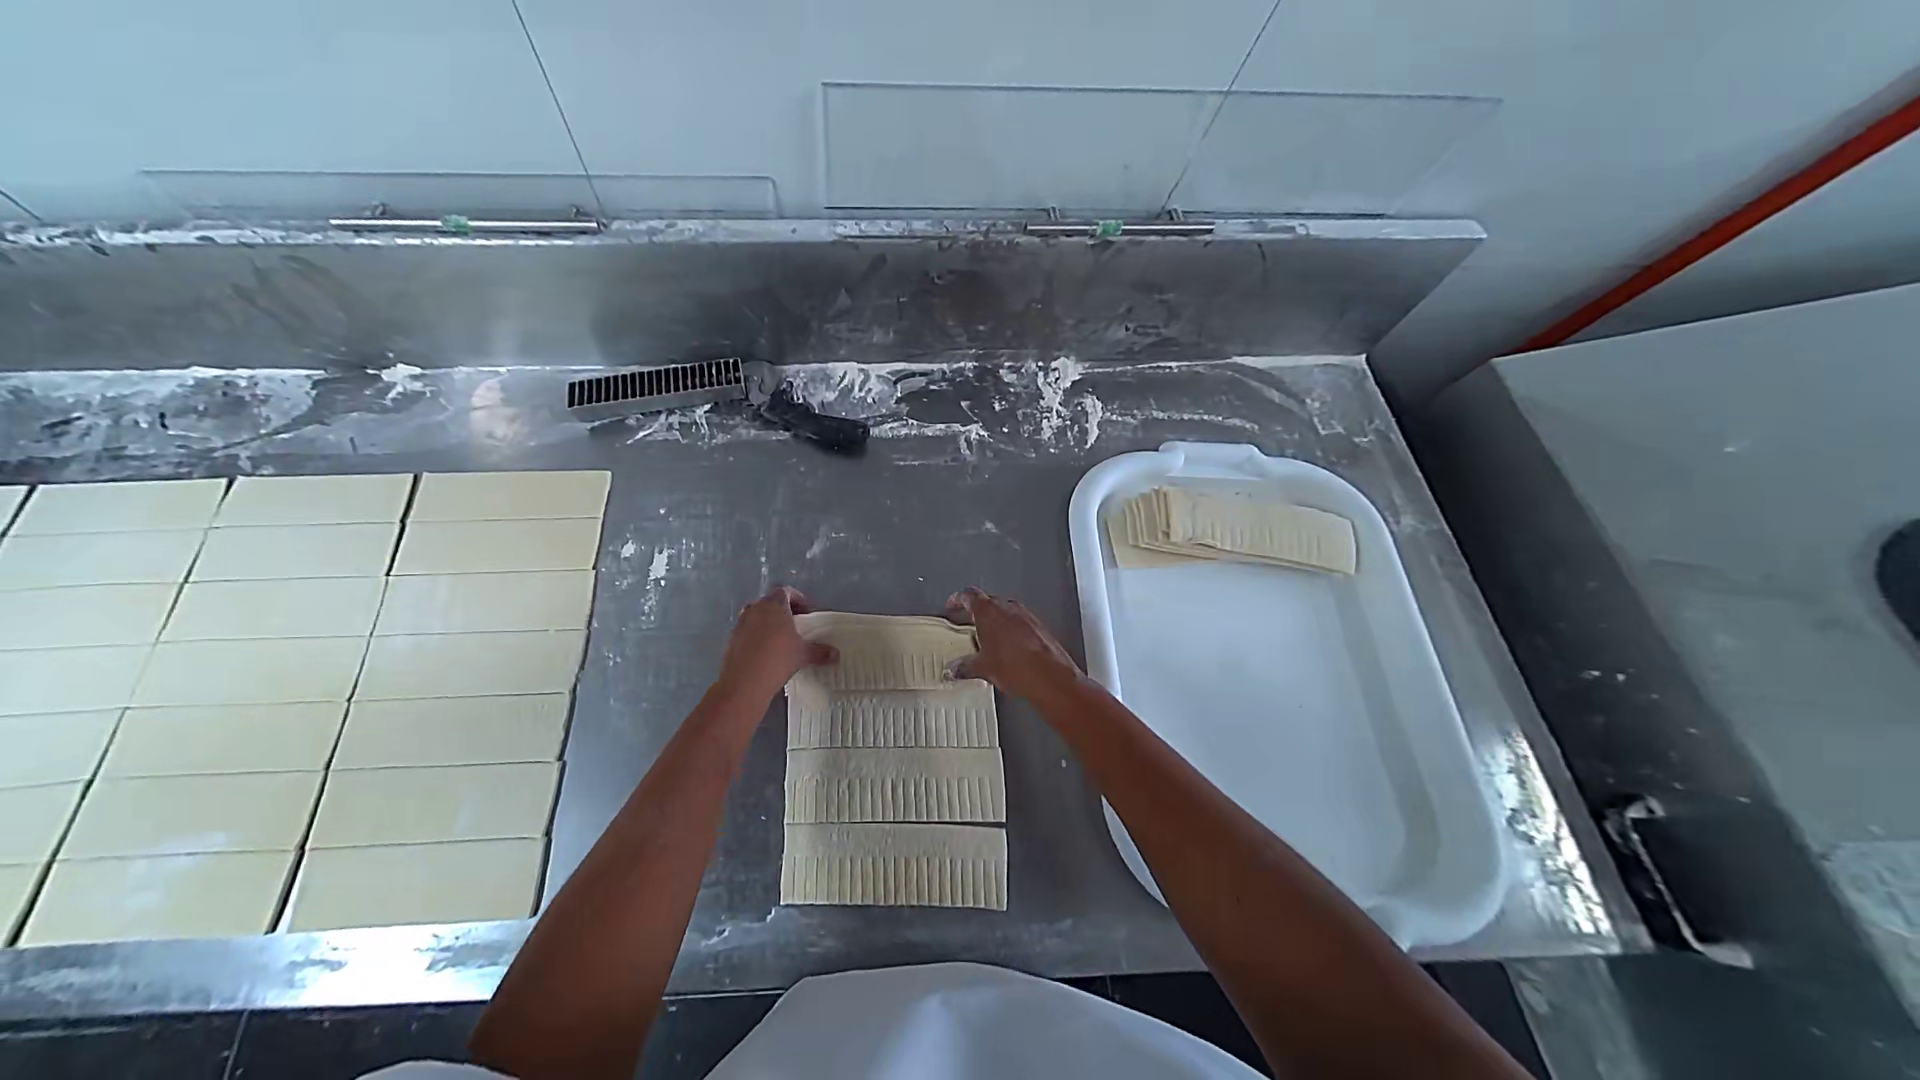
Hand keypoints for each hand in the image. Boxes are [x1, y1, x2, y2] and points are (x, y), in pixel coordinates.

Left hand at [717, 586, 837, 696]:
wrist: (744, 682)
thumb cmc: (778, 659)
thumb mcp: (803, 655)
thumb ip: (819, 651)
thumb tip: (835, 655)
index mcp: (774, 605)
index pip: (786, 591)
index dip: (799, 599)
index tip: (808, 613)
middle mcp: (755, 609)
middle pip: (770, 602)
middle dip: (783, 611)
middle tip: (795, 624)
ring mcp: (740, 624)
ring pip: (757, 616)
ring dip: (769, 623)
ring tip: (781, 639)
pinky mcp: (731, 639)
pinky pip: (748, 631)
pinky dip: (757, 635)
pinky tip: (766, 652)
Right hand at [944, 587, 1084, 702]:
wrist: (1050, 677)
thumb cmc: (1018, 666)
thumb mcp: (982, 668)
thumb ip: (965, 666)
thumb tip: (957, 668)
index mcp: (988, 610)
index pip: (968, 595)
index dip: (958, 599)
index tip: (953, 605)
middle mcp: (1008, 607)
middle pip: (987, 601)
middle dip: (976, 613)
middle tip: (967, 625)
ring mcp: (1026, 615)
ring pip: (1005, 612)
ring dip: (995, 622)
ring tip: (988, 642)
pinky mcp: (1039, 627)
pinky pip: (1020, 623)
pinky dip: (1011, 631)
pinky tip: (1008, 650)